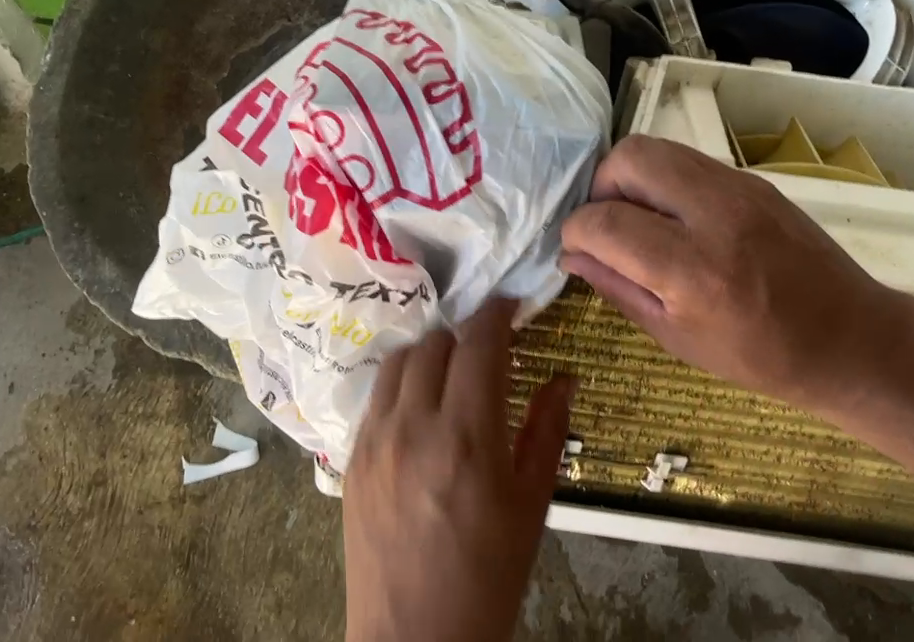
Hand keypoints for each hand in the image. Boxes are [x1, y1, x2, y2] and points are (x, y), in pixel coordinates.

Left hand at [343, 297, 574, 641]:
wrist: (416, 639)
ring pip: (398, 361)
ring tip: (451, 371)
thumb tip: (563, 376)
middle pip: (435, 343)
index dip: (497, 314)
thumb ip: (547, 430)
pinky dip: (402, 383)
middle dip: (466, 334)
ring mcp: (375, 440)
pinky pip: (376, 395)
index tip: (510, 305)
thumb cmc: (489, 575)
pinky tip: (420, 404)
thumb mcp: (533, 505)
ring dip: (429, 352)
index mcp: (468, 438)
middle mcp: (414, 426)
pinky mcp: (351, 457)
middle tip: (489, 348)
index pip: (479, 344)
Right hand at [558, 135, 900, 406]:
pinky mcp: (752, 179)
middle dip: (600, 187)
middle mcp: (716, 214)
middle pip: (629, 159)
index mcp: (695, 271)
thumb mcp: (677, 338)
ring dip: (630, 178)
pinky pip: (687, 160)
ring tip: (637, 219)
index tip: (575, 248)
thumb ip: (617, 288)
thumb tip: (573, 254)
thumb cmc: (762, 357)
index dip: (576, 231)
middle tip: (606, 225)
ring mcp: (739, 188)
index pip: (606, 221)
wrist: (852, 339)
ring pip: (656, 148)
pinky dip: (663, 180)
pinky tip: (672, 218)